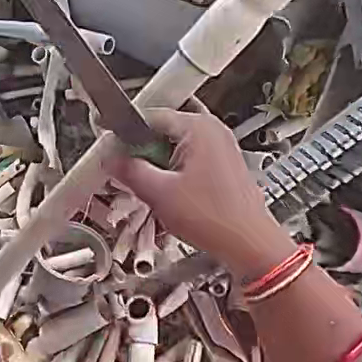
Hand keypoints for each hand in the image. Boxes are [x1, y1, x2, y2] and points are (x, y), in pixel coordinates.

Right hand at [103, 108, 296, 278]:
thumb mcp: (159, 193)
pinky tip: (171, 194)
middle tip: (130, 175)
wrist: (249, 244)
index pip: (150, 117)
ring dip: (158, 165)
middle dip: (143, 152)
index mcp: (198, 127)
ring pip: (175, 147)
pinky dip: (174, 173)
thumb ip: (130, 170)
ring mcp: (220, 147)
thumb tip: (112, 160)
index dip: (126, 135)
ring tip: (153, 189)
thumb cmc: (215, 218)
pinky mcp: (222, 165)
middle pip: (162, 131)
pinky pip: (189, 160)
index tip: (112, 152)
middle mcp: (212, 131)